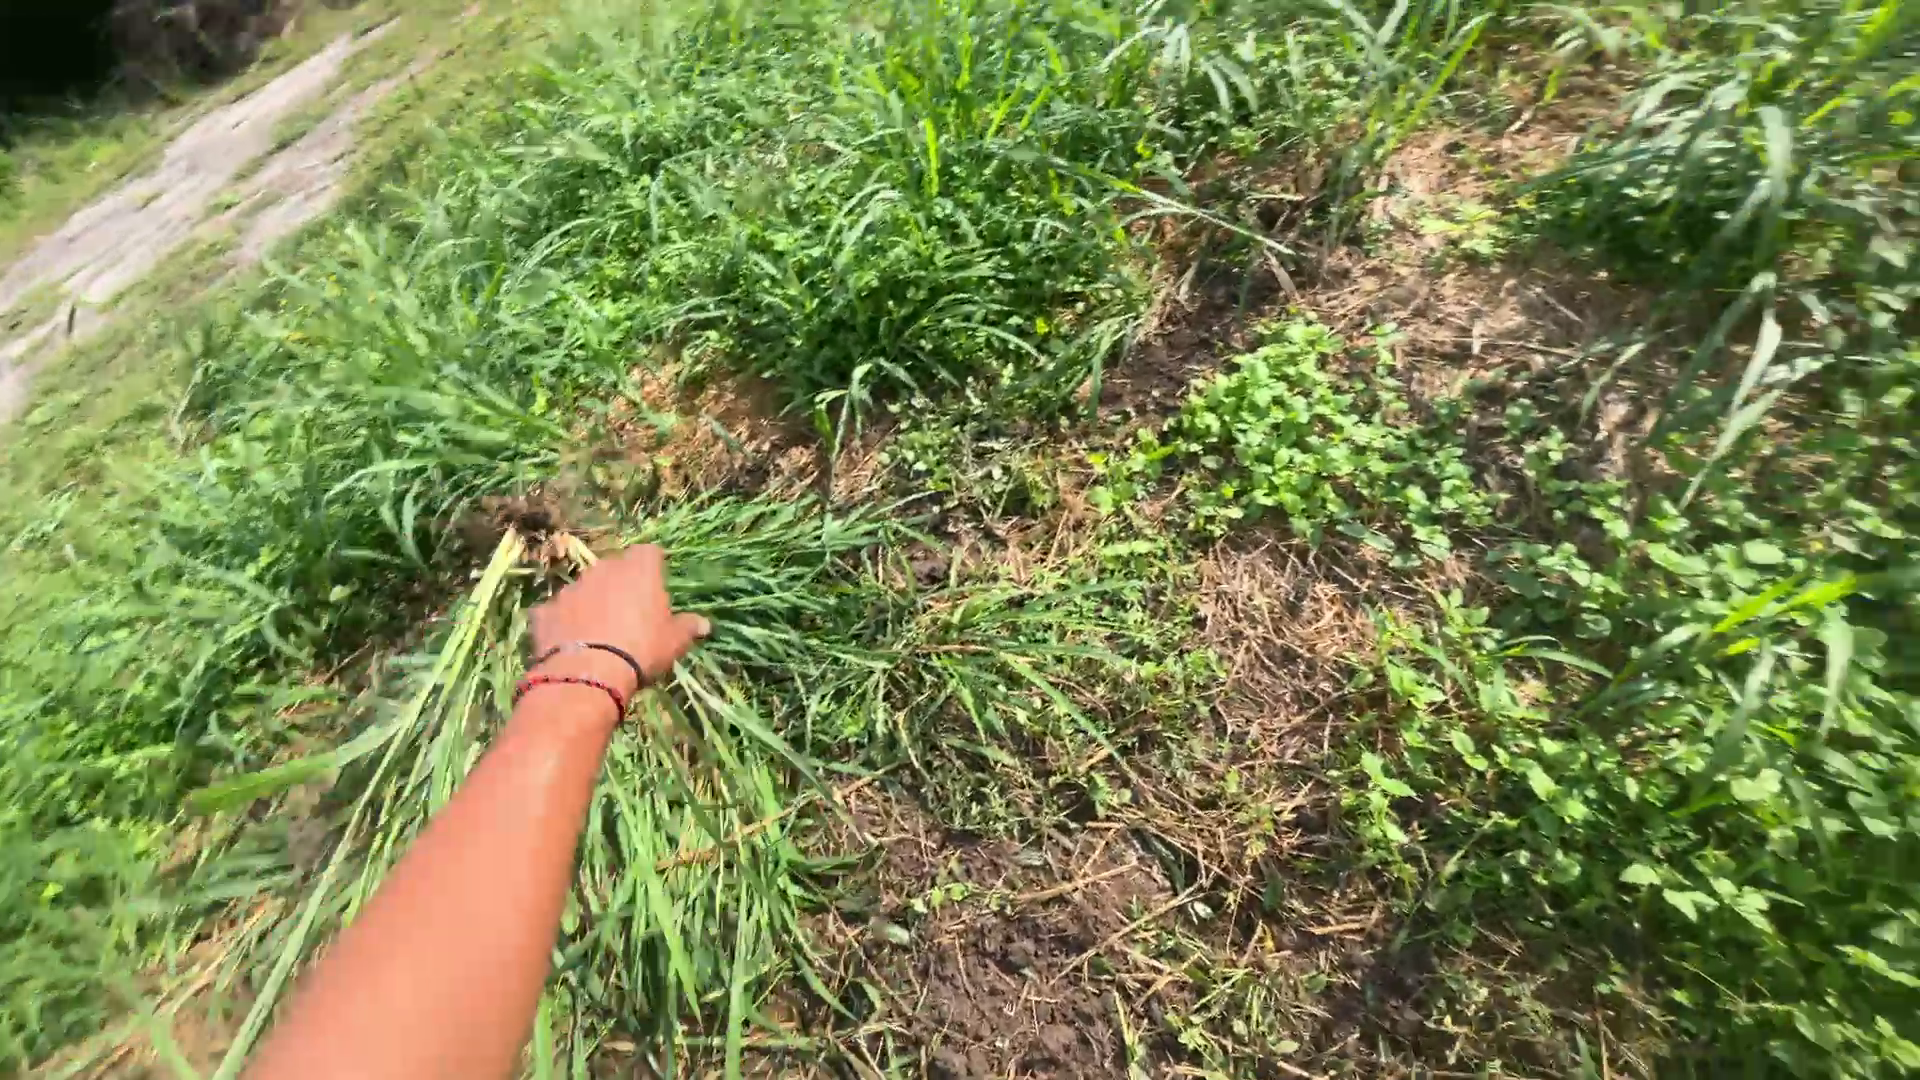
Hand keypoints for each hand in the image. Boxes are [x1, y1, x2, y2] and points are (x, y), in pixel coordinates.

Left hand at [528, 545, 708, 699]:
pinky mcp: (545, 611)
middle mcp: (603, 570)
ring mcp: (571, 589)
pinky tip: (571, 639)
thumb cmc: (642, 649)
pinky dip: (564, 621)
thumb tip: (705, 624)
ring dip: (592, 600)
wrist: (589, 674)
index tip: (657, 582)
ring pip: (585, 587)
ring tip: (599, 627)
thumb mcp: (675, 641)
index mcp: (639, 570)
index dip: (653, 565)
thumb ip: (689, 627)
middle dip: (621, 582)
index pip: (649, 552)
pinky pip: (556, 611)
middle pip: (614, 567)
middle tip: (630, 608)